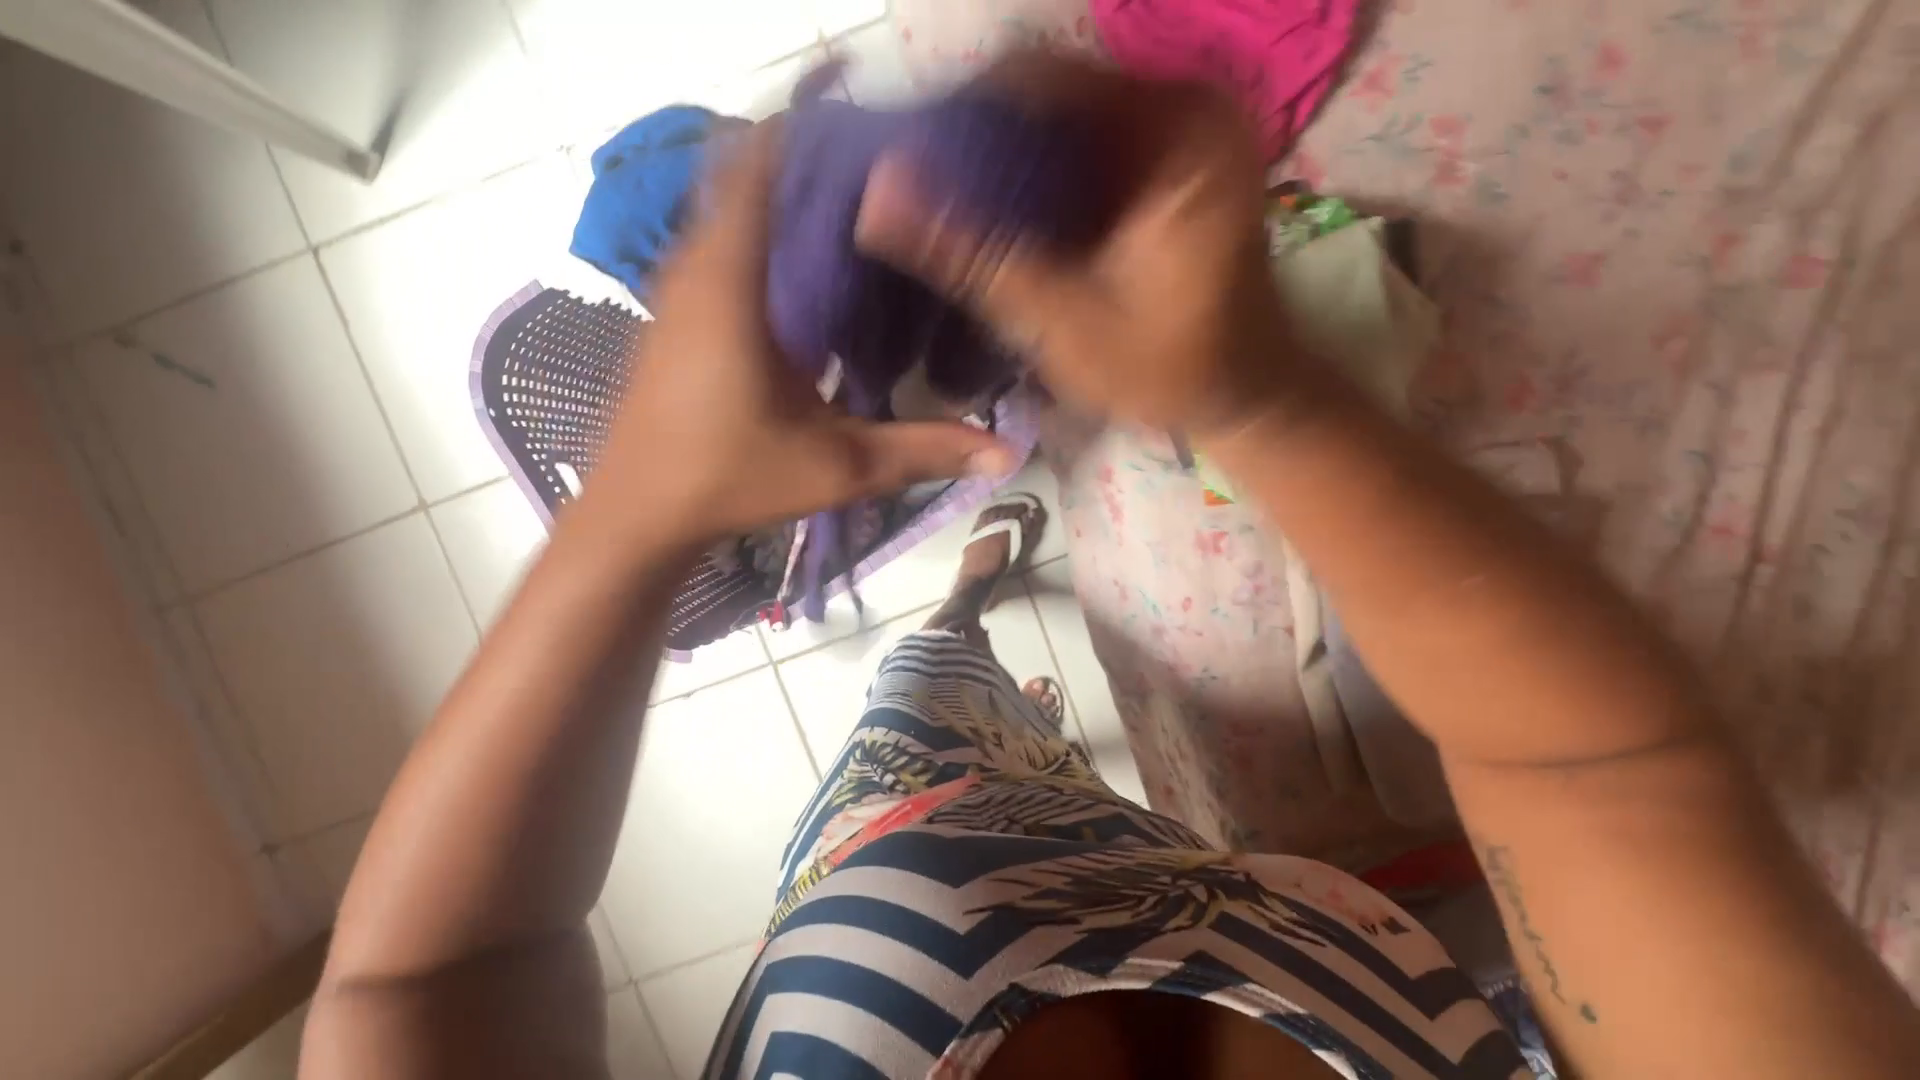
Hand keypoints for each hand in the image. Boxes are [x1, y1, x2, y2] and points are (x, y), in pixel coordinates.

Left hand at [579, 123, 1017, 548]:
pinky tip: (817, 280)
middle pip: (755, 177)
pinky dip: (769, 243)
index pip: (763, 159)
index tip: (883, 146)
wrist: (635, 515)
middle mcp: (698, 265)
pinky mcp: (676, 312)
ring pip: (738, 213)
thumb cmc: (730, 479)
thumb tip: (1005, 452)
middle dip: (821, 172)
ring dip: (793, 209)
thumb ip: (922, 450)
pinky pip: (725, 247)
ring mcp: (679, 287)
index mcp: (733, 280)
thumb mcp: (836, 466)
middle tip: (895, 189)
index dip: (819, 135)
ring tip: (867, 223)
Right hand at [854, 57, 1295, 434]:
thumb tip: (875, 193)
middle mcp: (1185, 104)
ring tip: (940, 197)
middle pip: (1048, 88)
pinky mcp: (1171, 154)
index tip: (900, 160)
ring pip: (1060, 111)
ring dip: (1000, 152)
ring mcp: (1182, 125)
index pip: (1037, 78)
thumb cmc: (1168, 370)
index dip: (957, 113)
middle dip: (975, 136)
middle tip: (913, 186)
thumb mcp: (1063, 320)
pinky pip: (1083, 136)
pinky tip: (994, 208)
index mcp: (1175, 132)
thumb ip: (973, 254)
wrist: (1248, 393)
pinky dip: (1035, 169)